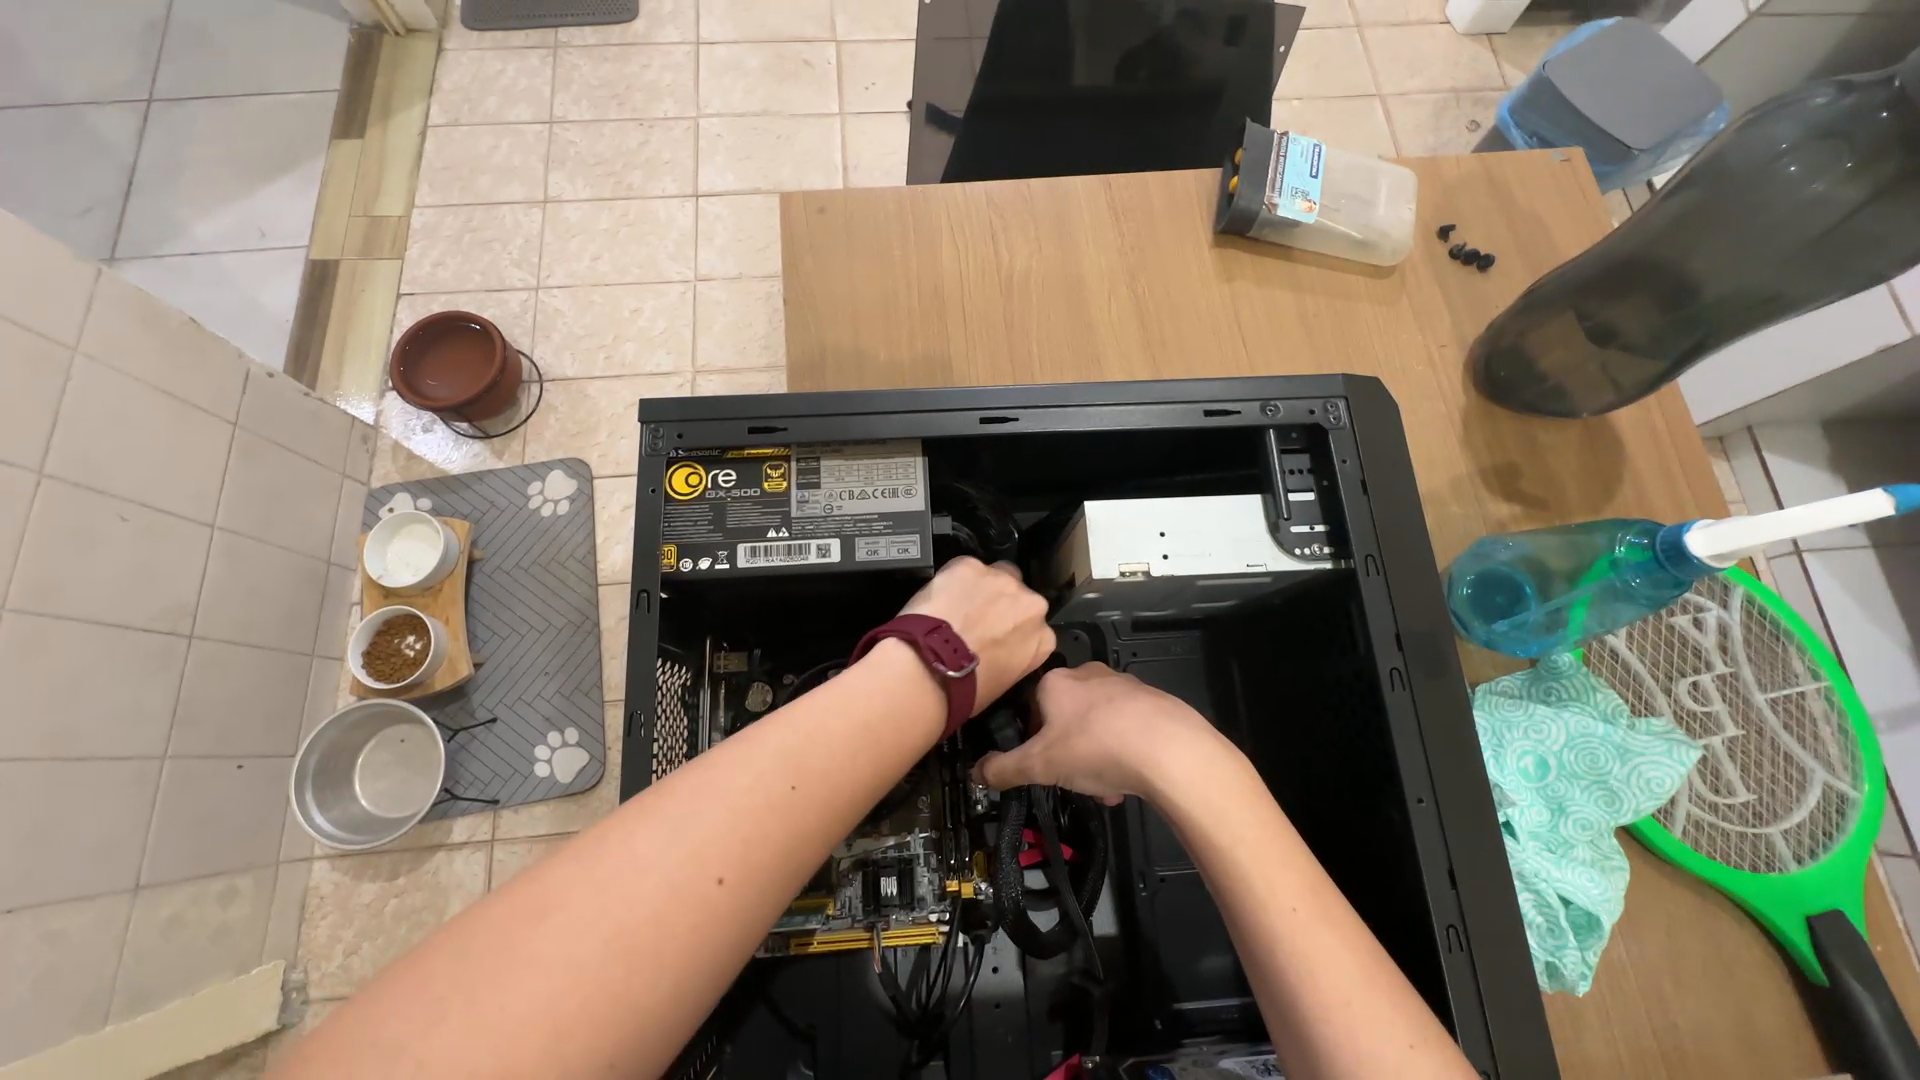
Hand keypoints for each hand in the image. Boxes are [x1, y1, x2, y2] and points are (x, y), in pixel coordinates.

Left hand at [899, 557, 1054, 716]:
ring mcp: (1002, 580)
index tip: (996, 636)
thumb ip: (1013, 655)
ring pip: (996, 575)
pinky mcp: (970, 565)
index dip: (1012, 629)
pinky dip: (953, 579)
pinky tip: (939, 598)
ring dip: (980, 588)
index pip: (1034, 627)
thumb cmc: (965, 689)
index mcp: (1043, 639)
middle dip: (1001, 605)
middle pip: (1019, 596)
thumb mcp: (1004, 681)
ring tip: (955, 607)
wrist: (930, 670)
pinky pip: (964, 567)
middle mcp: (1032, 605)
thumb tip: (998, 650)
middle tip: (975, 622)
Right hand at [972, 663, 1229, 803]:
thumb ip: (1005, 769)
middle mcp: (1089, 675)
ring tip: (1105, 790)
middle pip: (1066, 718)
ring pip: (1098, 727)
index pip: (1030, 707)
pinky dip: (1124, 754)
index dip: (1032, 740)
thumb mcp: (1040, 765)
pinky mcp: (1154, 702)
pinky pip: (1128, 730)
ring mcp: (1124, 686)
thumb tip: (976, 773)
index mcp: (1056, 682)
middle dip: (1067, 753)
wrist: (1169, 749)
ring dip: (1097, 758)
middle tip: (1072, 780)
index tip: (1040, 765)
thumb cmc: (1095, 748)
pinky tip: (1130, 783)